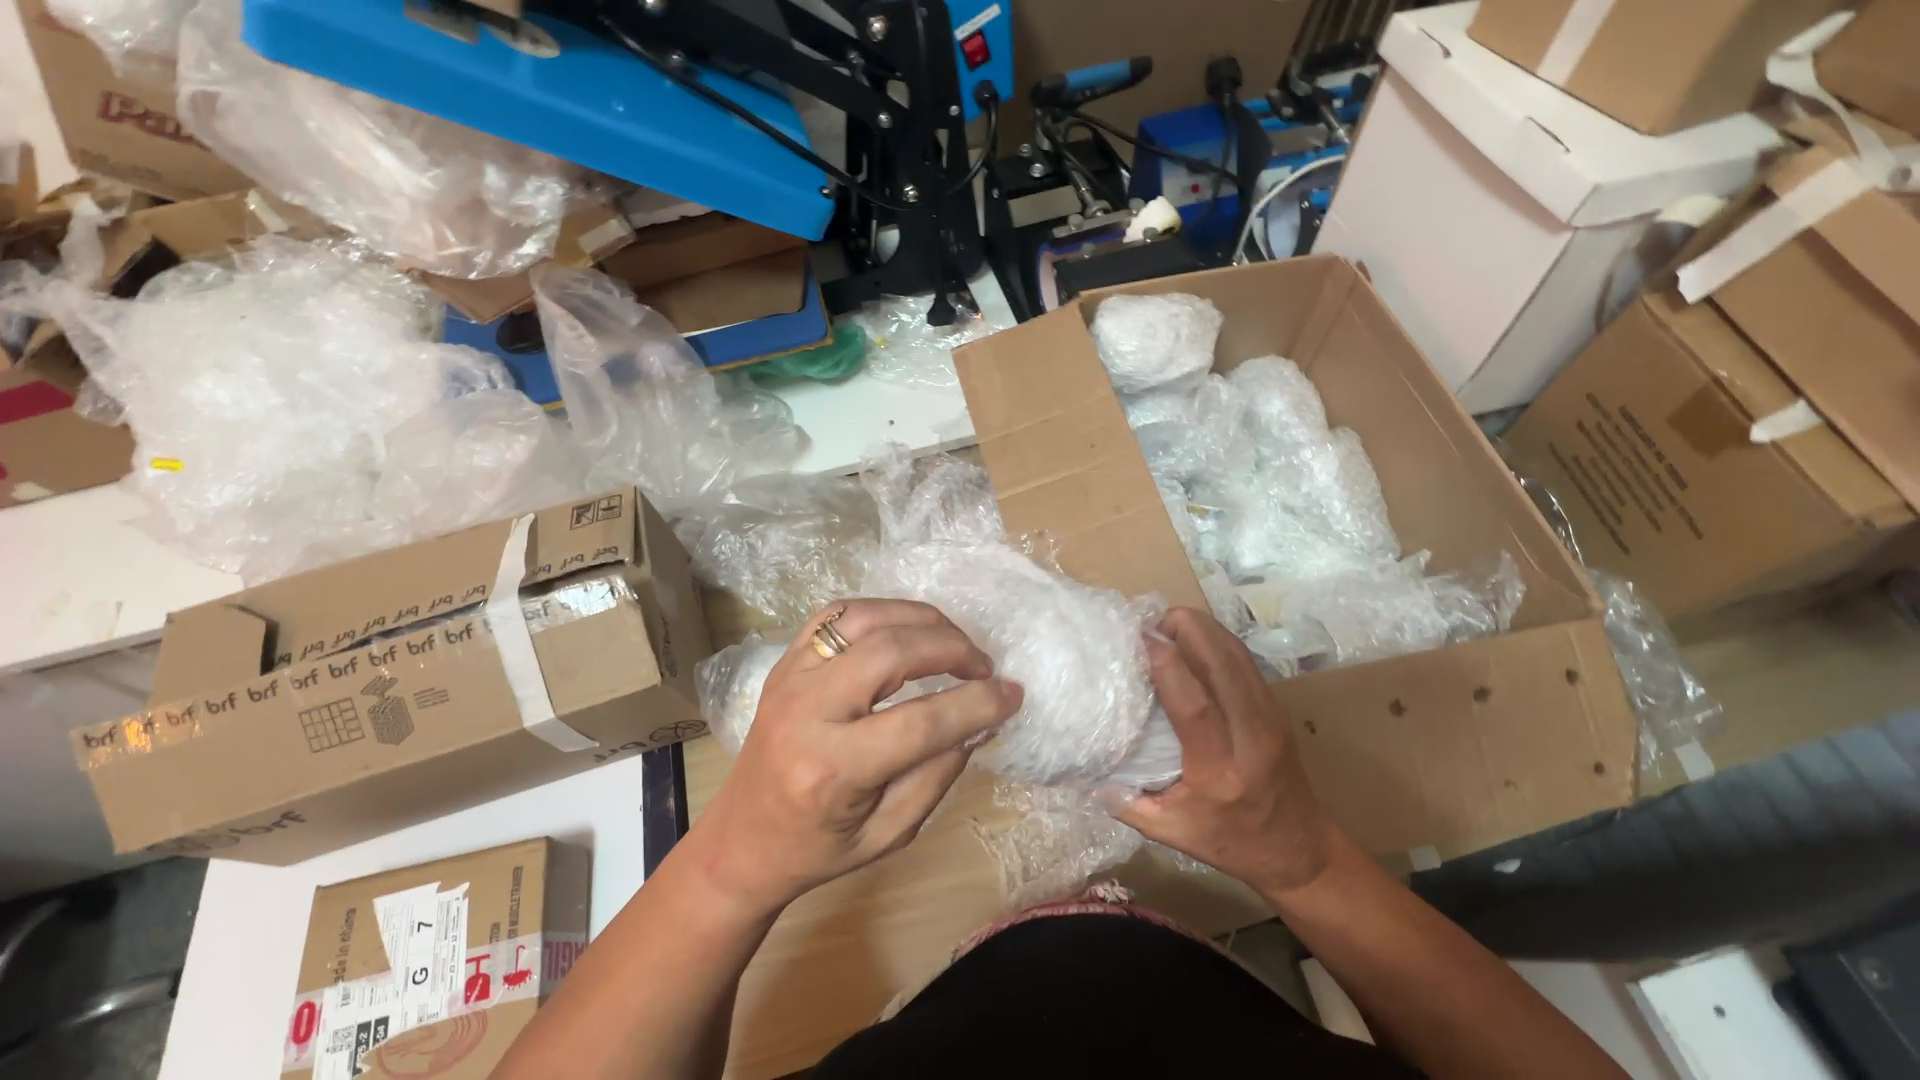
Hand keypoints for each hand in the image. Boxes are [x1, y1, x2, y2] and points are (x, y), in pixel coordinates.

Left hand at [687, 599, 1023, 917]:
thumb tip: (980, 722)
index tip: (1013, 695)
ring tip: (954, 643)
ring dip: (920, 620)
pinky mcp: (785, 661)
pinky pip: (835, 614)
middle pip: (891, 651)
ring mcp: (790, 678)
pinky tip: (907, 631)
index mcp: (832, 769)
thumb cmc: (817, 848)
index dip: (977, 703)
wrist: (742, 838)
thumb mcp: (889, 834)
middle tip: (983, 667)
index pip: (920, 722)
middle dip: (952, 649)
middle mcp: (807, 711)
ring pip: (864, 618)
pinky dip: (881, 611)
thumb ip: (937, 775)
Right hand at [1110, 607, 1336, 895]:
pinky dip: (1216, 639)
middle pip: (1223, 664)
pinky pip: (1245, 660)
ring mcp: (1270, 716)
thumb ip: (1125, 802)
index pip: (1195, 705)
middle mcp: (1251, 735)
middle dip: (1187, 630)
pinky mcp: (1276, 706)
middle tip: (1148, 620)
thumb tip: (1080, 771)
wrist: (1299, 848)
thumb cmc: (1229, 841)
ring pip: (1237, 654)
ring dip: (1202, 629)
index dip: (1168, 666)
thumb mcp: (1170, 832)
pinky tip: (1192, 637)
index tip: (1139, 640)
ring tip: (1165, 623)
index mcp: (1220, 770)